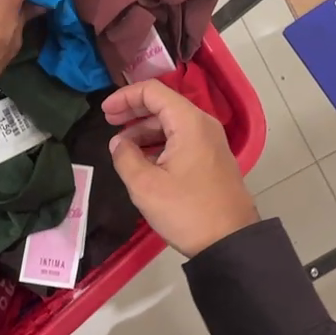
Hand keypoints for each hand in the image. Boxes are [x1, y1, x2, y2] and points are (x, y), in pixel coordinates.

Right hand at [105, 80, 257, 257]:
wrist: (231, 243)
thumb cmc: (187, 211)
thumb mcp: (146, 186)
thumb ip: (125, 157)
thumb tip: (119, 143)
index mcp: (189, 122)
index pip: (153, 91)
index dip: (125, 97)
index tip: (104, 112)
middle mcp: (202, 124)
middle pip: (163, 104)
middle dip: (133, 110)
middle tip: (108, 122)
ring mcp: (210, 141)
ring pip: (172, 123)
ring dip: (145, 129)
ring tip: (121, 146)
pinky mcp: (212, 157)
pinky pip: (182, 138)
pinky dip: (159, 142)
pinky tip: (143, 159)